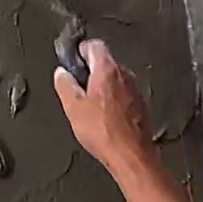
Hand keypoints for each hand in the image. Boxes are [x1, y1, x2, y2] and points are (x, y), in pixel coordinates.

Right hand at [54, 39, 156, 175]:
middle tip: (77, 86)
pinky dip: (113, 100)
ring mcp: (135, 91)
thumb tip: (61, 74)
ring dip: (102, 86)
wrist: (131, 156)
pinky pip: (124, 95)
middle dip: (90, 71)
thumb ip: (65, 85)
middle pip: (105, 61)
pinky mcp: (141, 106)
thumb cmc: (105, 132)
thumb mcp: (73, 107)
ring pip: (115, 79)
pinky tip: (104, 117)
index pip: (94, 45)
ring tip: (90, 106)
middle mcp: (125, 76)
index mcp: (107, 70)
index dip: (80, 51)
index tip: (72, 61)